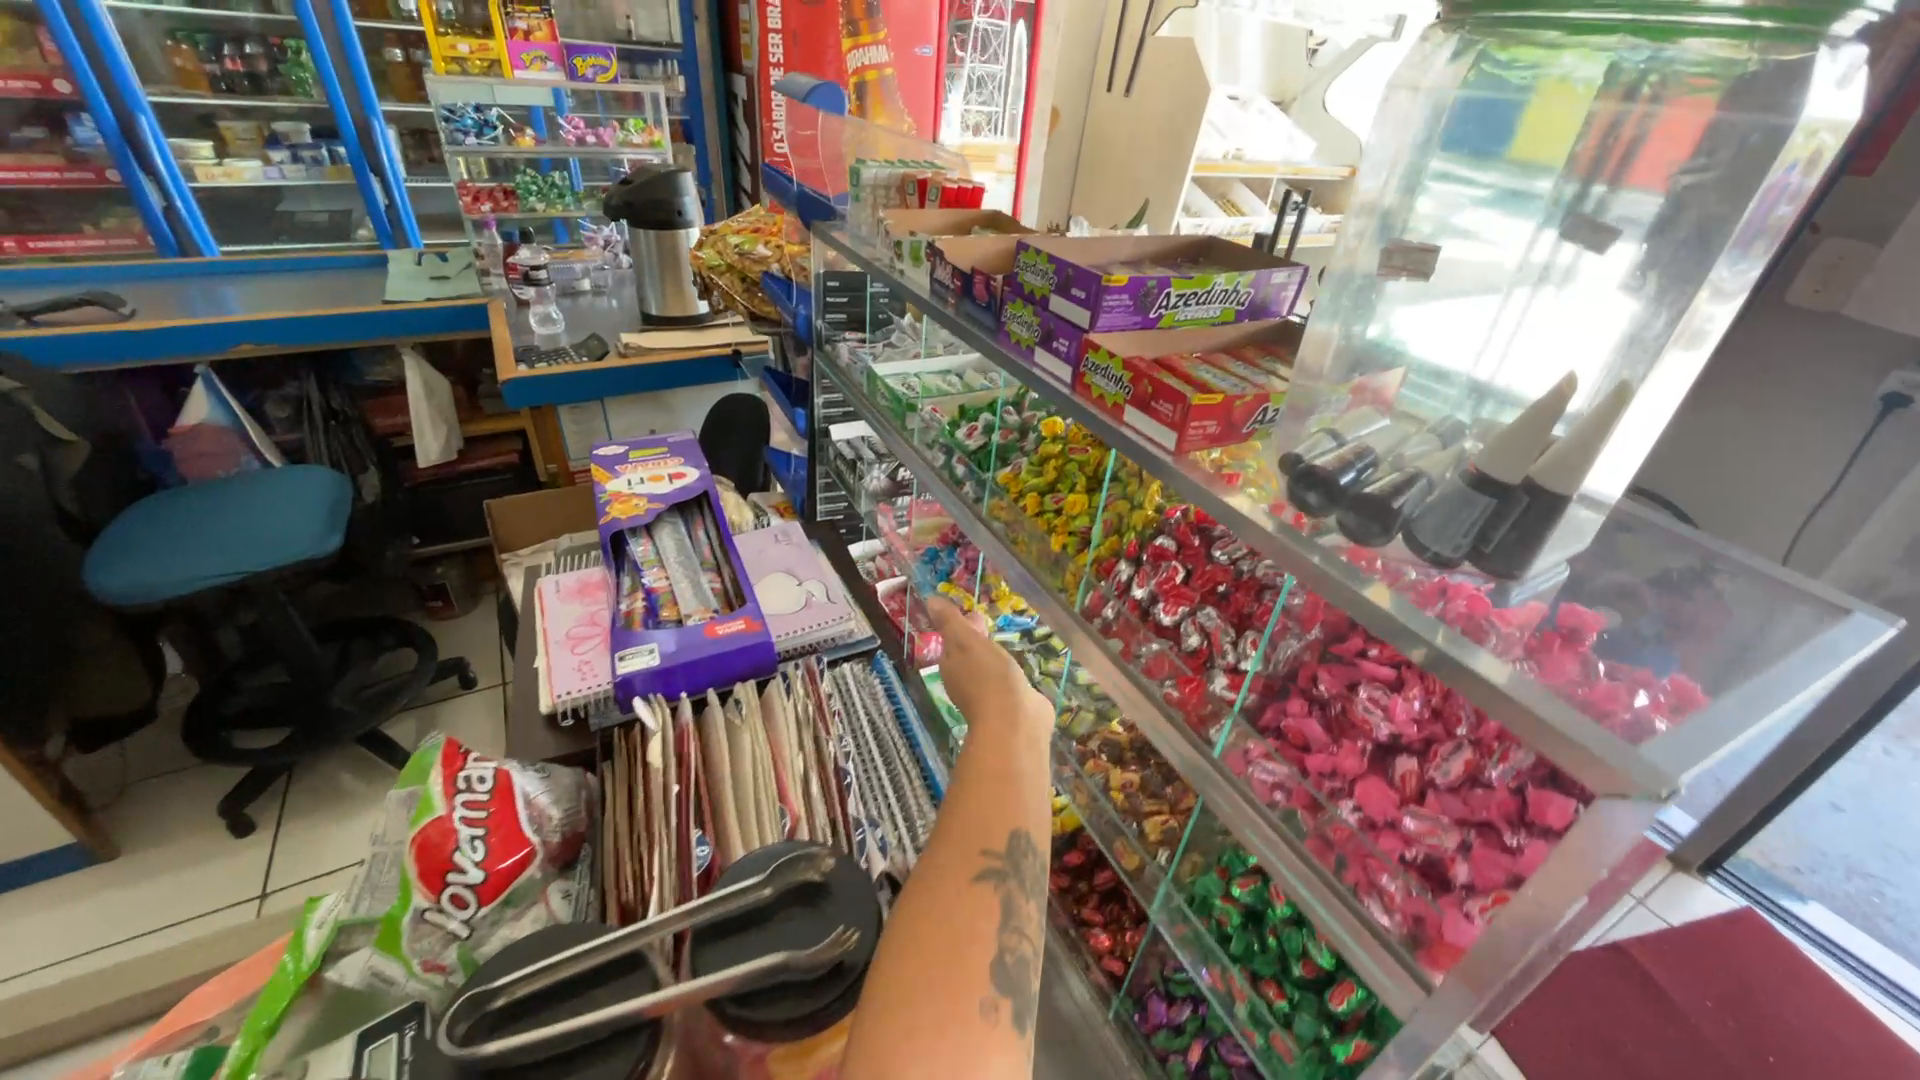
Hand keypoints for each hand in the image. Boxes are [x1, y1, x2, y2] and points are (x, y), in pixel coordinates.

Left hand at [926, 596, 1052, 742]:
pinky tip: (1020, 669)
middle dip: (976, 640)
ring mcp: (989, 695)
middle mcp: (965, 681)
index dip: (961, 626)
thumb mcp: (965, 641)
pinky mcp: (1010, 704)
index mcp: (951, 665)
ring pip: (988, 669)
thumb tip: (930, 599)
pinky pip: (1007, 683)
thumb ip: (950, 621)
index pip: (952, 641)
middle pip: (968, 655)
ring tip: (1005, 644)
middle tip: (988, 625)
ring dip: (994, 657)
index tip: (974, 613)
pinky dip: (1010, 675)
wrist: (1015, 722)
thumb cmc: (987, 677)